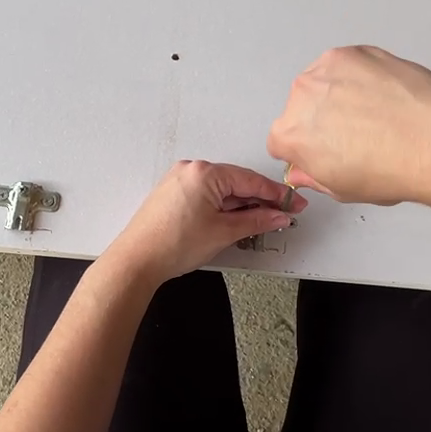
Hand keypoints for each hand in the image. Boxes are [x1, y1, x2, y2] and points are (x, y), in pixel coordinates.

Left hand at [102, 161, 305, 284]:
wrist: (136, 261)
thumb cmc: (172, 244)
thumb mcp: (224, 232)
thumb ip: (256, 221)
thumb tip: (278, 216)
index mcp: (204, 173)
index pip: (250, 180)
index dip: (277, 194)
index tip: (294, 203)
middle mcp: (191, 170)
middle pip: (237, 182)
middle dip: (261, 200)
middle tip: (284, 213)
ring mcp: (180, 181)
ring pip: (222, 189)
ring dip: (242, 205)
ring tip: (262, 221)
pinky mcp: (173, 194)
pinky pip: (207, 194)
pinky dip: (224, 206)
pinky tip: (236, 219)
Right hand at [267, 46, 430, 205]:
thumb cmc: (392, 166)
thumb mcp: (342, 189)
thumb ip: (313, 176)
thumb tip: (306, 170)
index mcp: (291, 134)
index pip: (282, 141)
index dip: (304, 150)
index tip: (324, 152)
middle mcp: (301, 96)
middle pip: (301, 107)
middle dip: (322, 119)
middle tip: (355, 135)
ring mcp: (326, 70)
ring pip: (323, 83)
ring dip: (340, 94)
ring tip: (374, 115)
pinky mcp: (352, 53)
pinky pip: (347, 65)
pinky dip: (361, 77)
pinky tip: (383, 97)